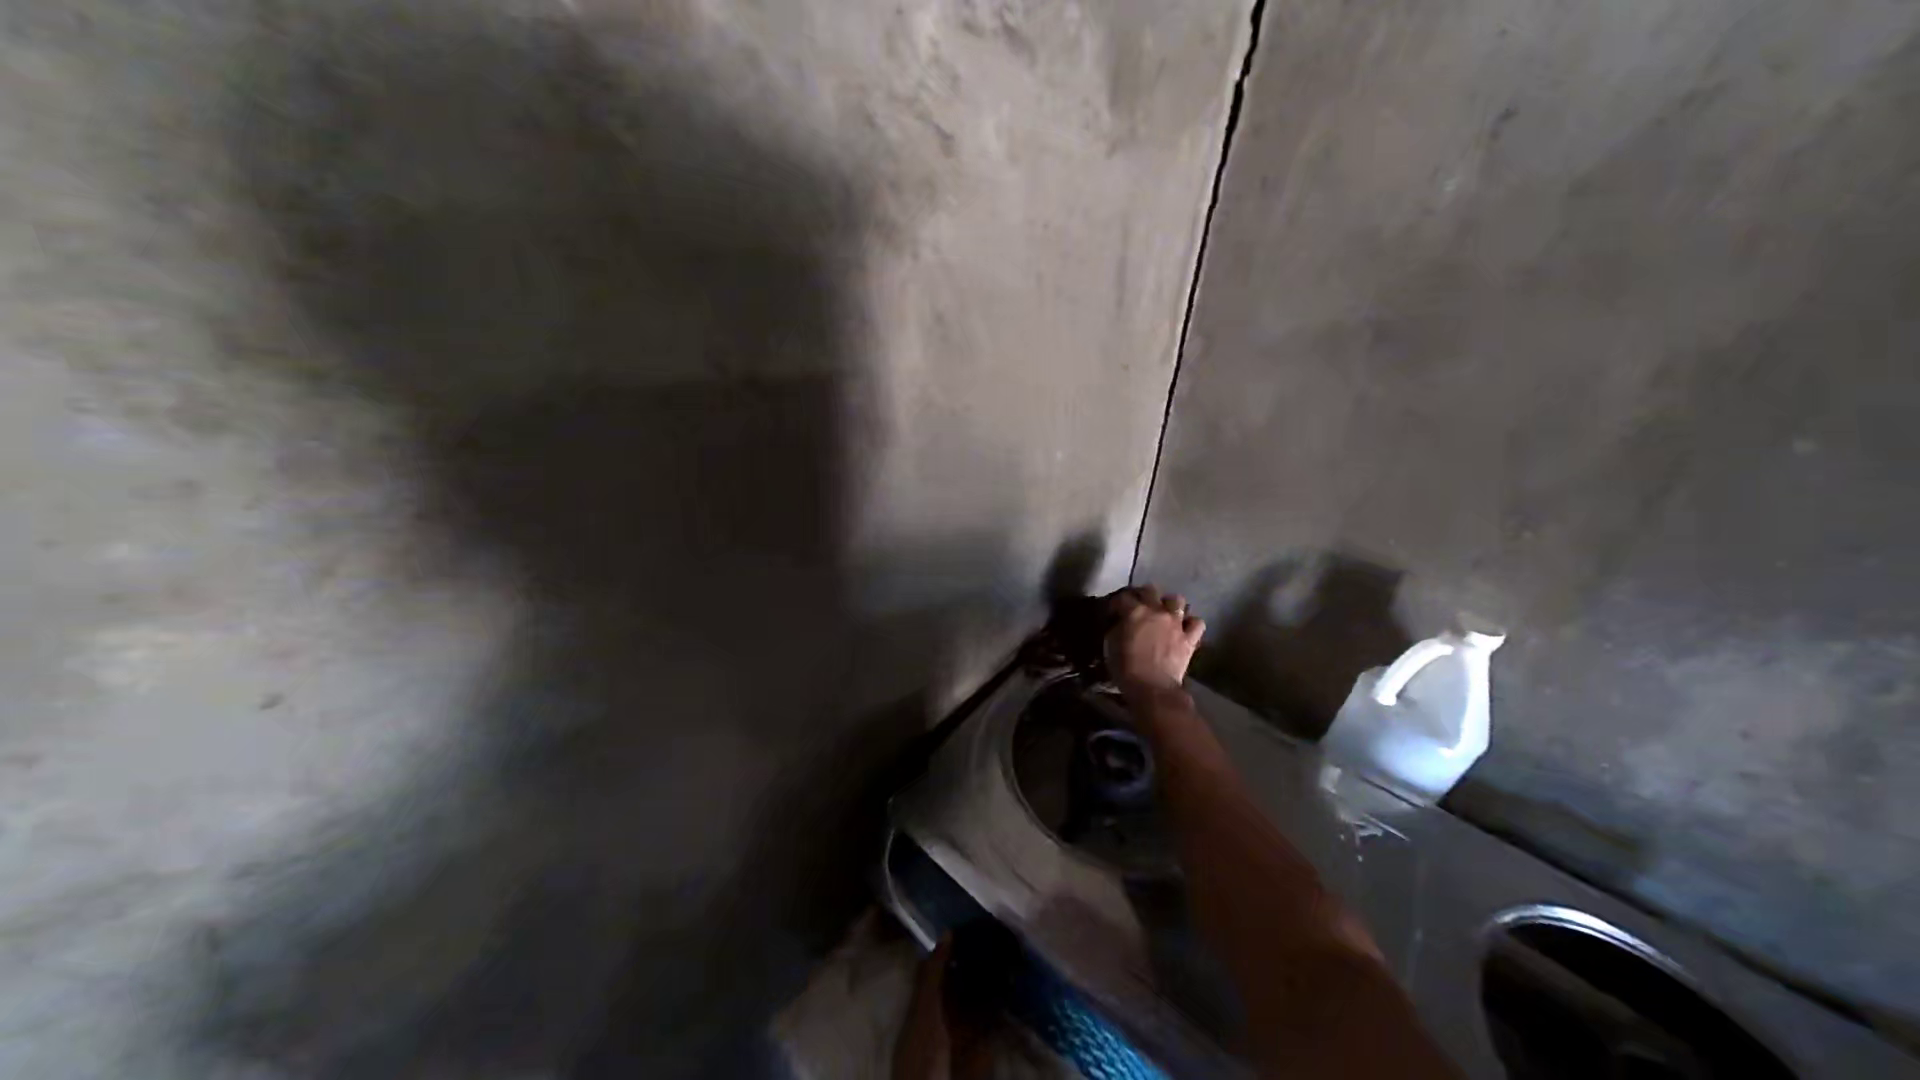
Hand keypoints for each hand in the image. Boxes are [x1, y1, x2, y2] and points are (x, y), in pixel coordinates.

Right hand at [1104, 585, 1205, 692]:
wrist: (1152, 688)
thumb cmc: (1126, 667)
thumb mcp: (1111, 644)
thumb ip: (1116, 627)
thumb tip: (1120, 622)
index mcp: (1134, 611)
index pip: (1123, 597)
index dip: (1116, 603)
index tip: (1113, 612)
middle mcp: (1157, 611)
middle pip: (1150, 590)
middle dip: (1142, 595)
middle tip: (1137, 606)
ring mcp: (1176, 623)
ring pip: (1176, 600)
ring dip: (1168, 604)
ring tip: (1163, 613)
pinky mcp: (1189, 638)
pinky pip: (1196, 622)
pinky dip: (1190, 623)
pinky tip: (1183, 628)